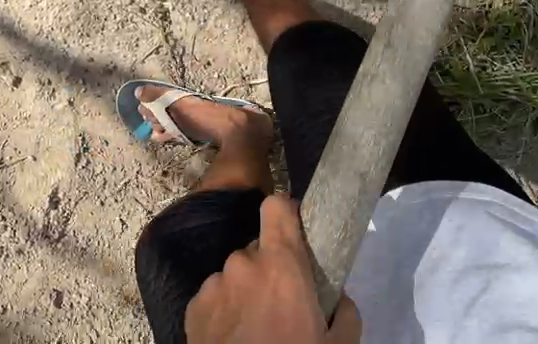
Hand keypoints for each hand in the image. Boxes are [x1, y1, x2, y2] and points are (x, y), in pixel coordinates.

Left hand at [185, 195, 361, 343]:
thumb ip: (344, 312)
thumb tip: (339, 297)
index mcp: (281, 264)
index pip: (277, 206)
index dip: (287, 214)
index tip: (297, 232)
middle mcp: (243, 263)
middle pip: (257, 251)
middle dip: (269, 271)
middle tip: (282, 307)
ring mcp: (213, 285)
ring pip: (234, 277)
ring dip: (245, 293)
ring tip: (256, 331)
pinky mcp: (192, 309)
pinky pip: (214, 298)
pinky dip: (224, 313)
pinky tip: (234, 342)